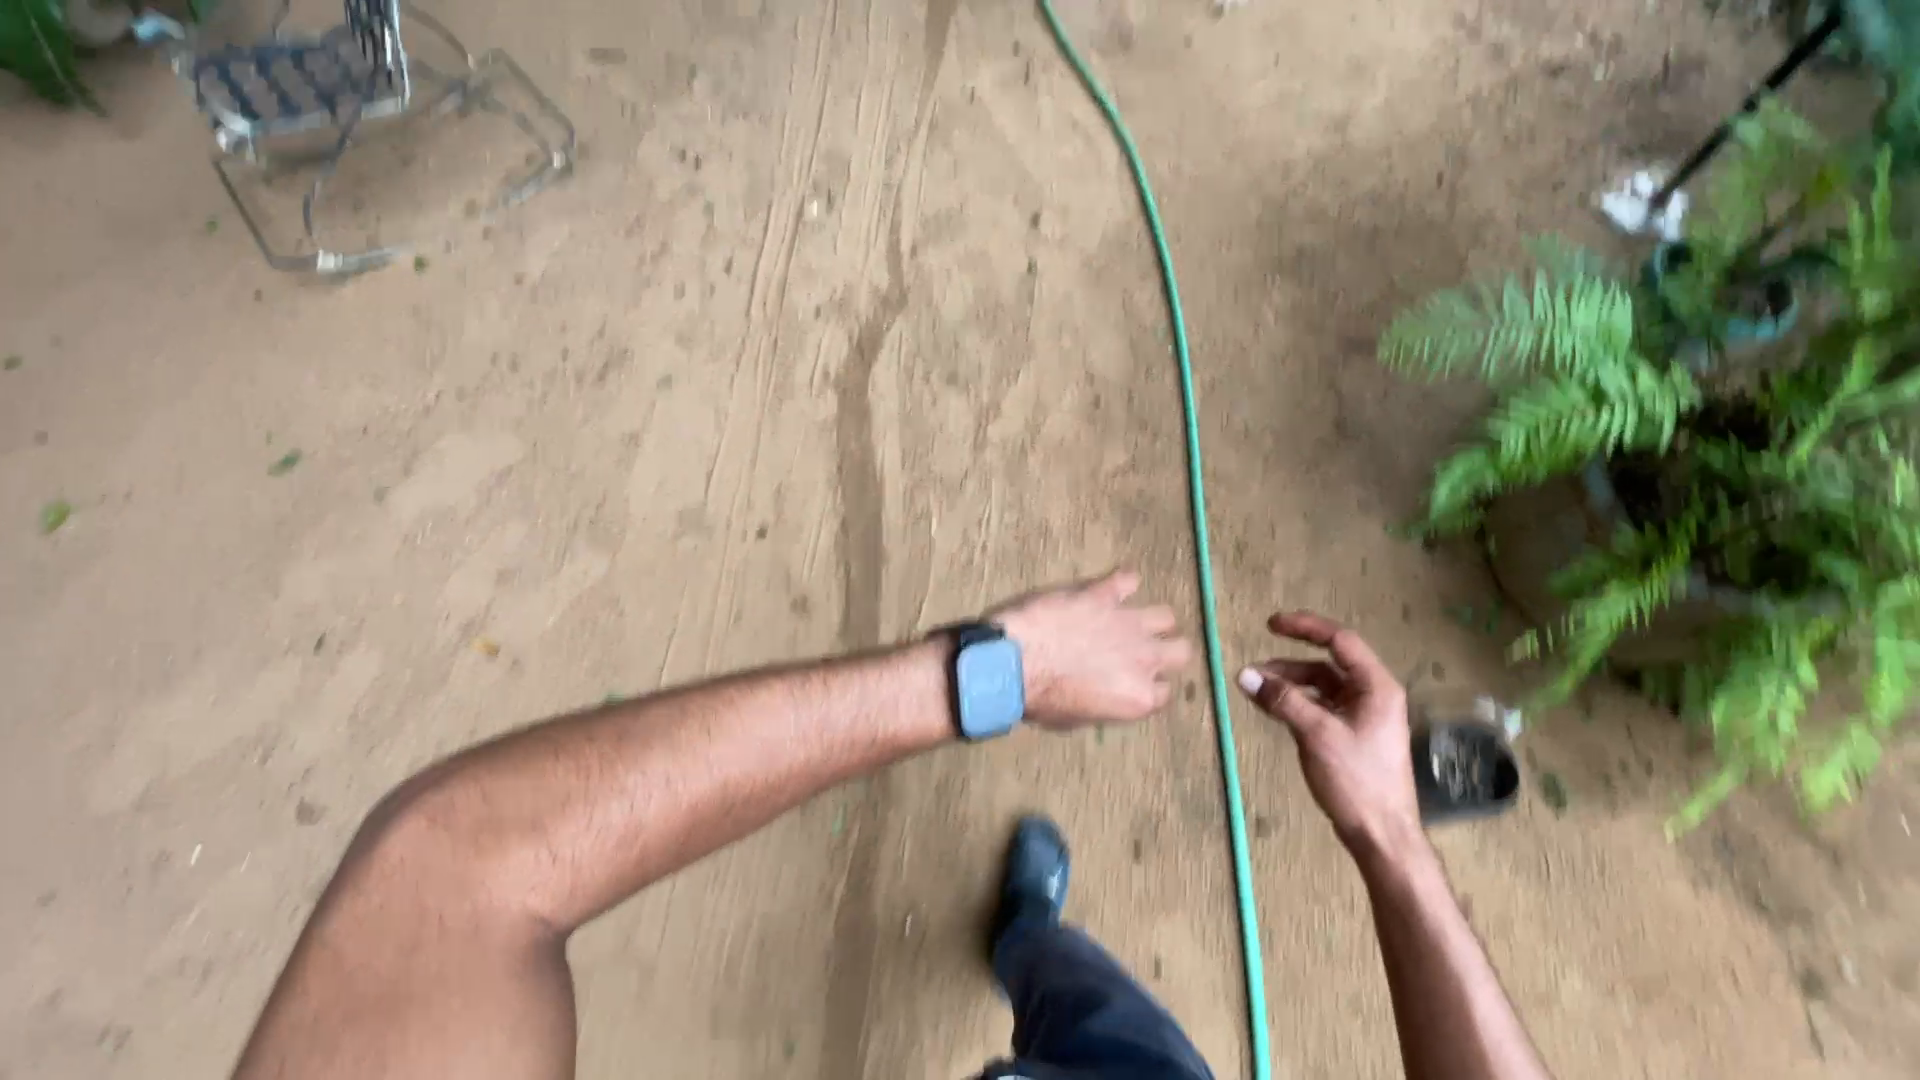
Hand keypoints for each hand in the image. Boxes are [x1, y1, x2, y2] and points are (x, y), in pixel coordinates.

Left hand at [991, 571, 1192, 730]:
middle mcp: (1144, 659)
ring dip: (1150, 619)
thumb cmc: (1039, 698)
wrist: (1015, 663)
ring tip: (1129, 620)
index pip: (1163, 692)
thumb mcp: (1076, 719)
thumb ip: (1105, 704)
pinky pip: (1128, 579)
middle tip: (1141, 651)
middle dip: (1165, 650)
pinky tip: (1114, 586)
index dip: (1148, 685)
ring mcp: (1127, 623)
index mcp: (1139, 696)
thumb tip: (1105, 694)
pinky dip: (1123, 582)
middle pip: (1180, 651)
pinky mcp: (1104, 595)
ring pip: (1164, 615)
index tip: (1133, 681)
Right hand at [1237, 612, 1424, 860]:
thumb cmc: (1357, 780)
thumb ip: (1282, 701)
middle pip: (1326, 664)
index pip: (1340, 641)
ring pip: (1320, 687)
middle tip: (1253, 669)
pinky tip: (1272, 709)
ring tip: (1255, 691)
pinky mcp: (1350, 735)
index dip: (1305, 627)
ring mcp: (1361, 716)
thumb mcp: (1317, 735)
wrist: (1381, 833)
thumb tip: (1244, 675)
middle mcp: (1371, 695)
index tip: (1271, 624)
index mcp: (1376, 687)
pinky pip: (1319, 707)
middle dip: (1288, 663)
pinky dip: (1295, 703)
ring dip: (1288, 685)